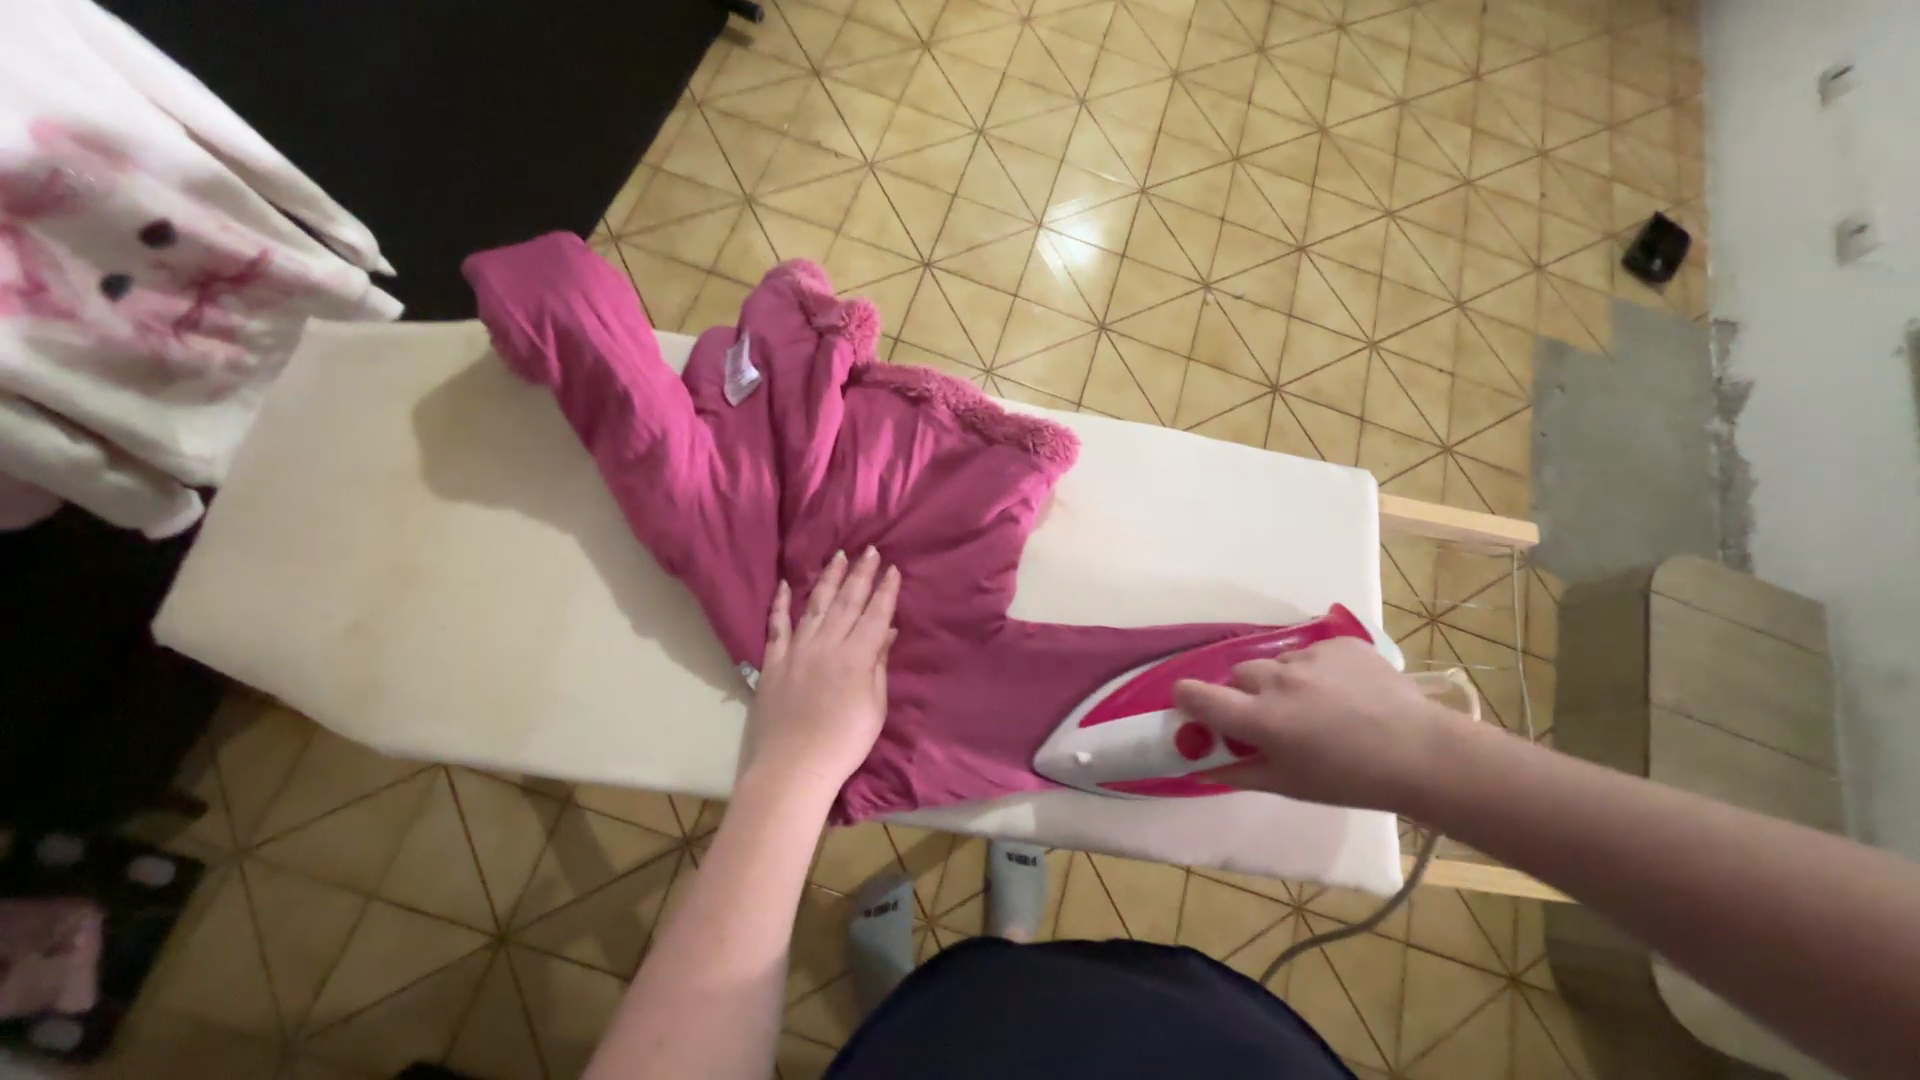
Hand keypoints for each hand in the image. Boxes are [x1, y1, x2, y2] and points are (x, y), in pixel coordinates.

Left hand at [740, 547, 900, 797]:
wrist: (793, 767)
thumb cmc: (844, 743)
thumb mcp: (874, 707)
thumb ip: (878, 666)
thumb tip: (885, 631)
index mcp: (856, 657)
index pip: (874, 614)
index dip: (885, 590)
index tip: (892, 568)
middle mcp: (826, 645)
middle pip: (847, 602)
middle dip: (860, 574)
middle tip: (869, 550)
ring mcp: (797, 651)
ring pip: (815, 606)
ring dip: (828, 579)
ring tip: (838, 557)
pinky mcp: (773, 662)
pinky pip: (777, 626)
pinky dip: (781, 604)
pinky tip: (786, 585)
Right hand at [1171, 637, 1471, 813]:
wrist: (1422, 753)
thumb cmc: (1349, 780)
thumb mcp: (1288, 784)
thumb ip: (1237, 771)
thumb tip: (1198, 766)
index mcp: (1260, 719)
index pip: (1197, 695)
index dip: (1187, 697)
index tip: (1191, 704)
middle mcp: (1277, 681)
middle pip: (1239, 674)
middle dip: (1245, 692)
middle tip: (1270, 715)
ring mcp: (1309, 658)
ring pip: (1277, 663)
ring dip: (1283, 681)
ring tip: (1317, 704)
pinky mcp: (1339, 643)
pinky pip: (1312, 653)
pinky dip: (1318, 670)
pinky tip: (1344, 691)